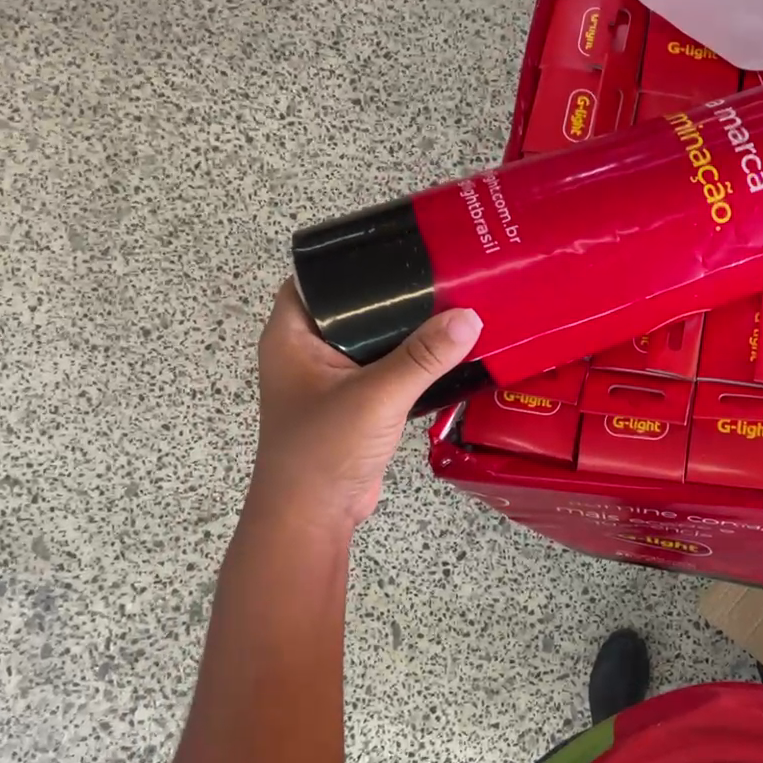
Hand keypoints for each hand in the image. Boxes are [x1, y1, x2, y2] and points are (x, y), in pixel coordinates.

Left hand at [250, 279, 482, 531]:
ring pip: (378, 343)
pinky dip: (418, 364)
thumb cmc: (323, 450)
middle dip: (398, 296)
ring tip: (456, 309)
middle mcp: (310, 352)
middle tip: (443, 275)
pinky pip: (392, 372)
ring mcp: (335, 381)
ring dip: (412, 333)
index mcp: (292, 336)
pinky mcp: (360, 406)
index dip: (354, 261)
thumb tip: (469, 318)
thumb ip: (423, 358)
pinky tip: (452, 357)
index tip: (401, 247)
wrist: (315, 515)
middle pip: (357, 309)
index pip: (319, 279)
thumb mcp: (376, 396)